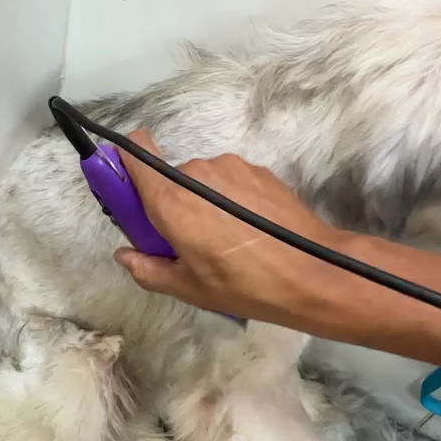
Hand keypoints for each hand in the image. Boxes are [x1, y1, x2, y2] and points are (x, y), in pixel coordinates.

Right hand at [112, 130, 349, 327]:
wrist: (315, 272)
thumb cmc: (245, 285)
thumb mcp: (189, 288)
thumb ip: (147, 269)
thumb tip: (125, 255)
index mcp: (172, 200)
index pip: (136, 151)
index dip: (126, 163)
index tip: (129, 190)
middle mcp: (197, 173)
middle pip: (168, 176)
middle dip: (170, 202)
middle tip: (186, 238)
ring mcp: (230, 166)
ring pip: (200, 179)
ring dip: (203, 201)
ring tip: (224, 238)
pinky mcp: (257, 169)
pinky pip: (228, 180)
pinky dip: (229, 199)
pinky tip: (248, 229)